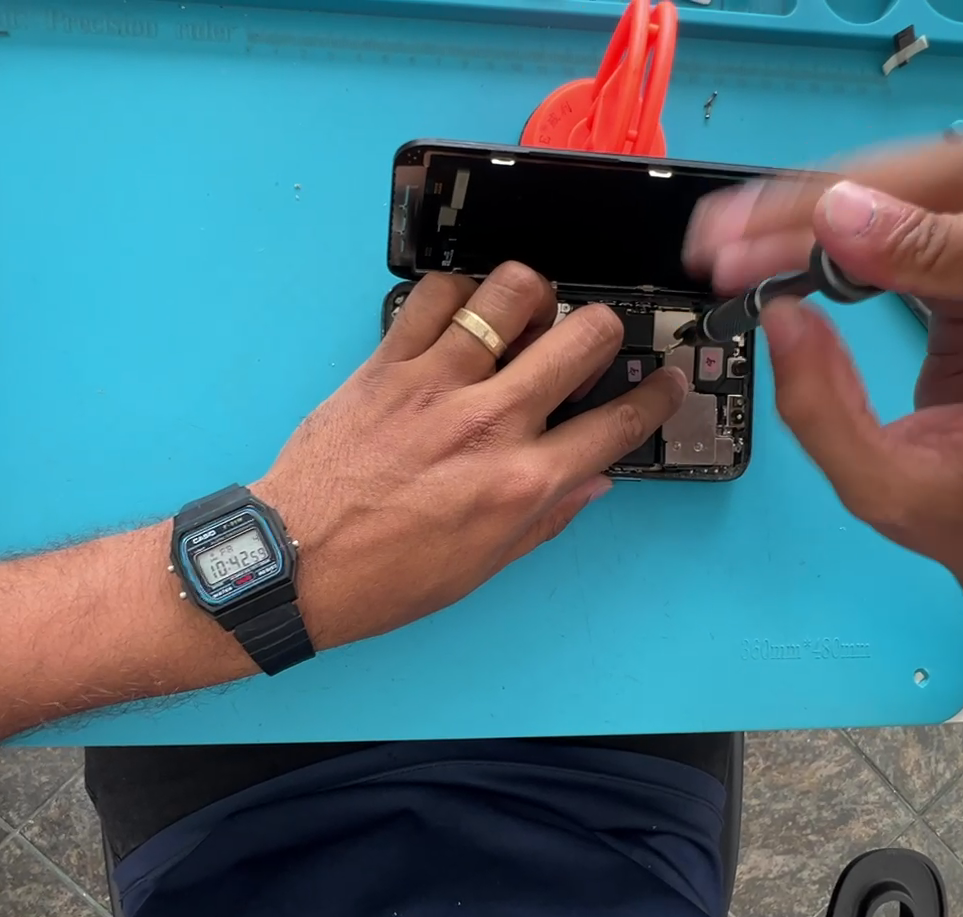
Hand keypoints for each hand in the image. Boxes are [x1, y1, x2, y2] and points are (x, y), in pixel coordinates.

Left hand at [256, 263, 688, 647]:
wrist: (298, 564)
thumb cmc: (391, 577)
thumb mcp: (483, 565)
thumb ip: (546, 517)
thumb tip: (591, 480)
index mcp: (523, 482)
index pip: (619, 425)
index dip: (657, 398)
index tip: (664, 384)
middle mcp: (491, 422)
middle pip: (584, 338)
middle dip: (605, 332)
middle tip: (590, 345)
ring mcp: (437, 383)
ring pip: (513, 293)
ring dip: (532, 299)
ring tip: (523, 320)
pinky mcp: (387, 362)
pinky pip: (433, 293)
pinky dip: (455, 294)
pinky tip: (457, 318)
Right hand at [682, 142, 962, 606]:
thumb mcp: (883, 491)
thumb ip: (825, 412)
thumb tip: (778, 309)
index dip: (937, 235)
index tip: (830, 232)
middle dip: (844, 199)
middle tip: (734, 235)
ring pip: (944, 180)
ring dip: (829, 198)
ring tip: (737, 233)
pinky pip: (923, 204)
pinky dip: (844, 216)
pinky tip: (781, 236)